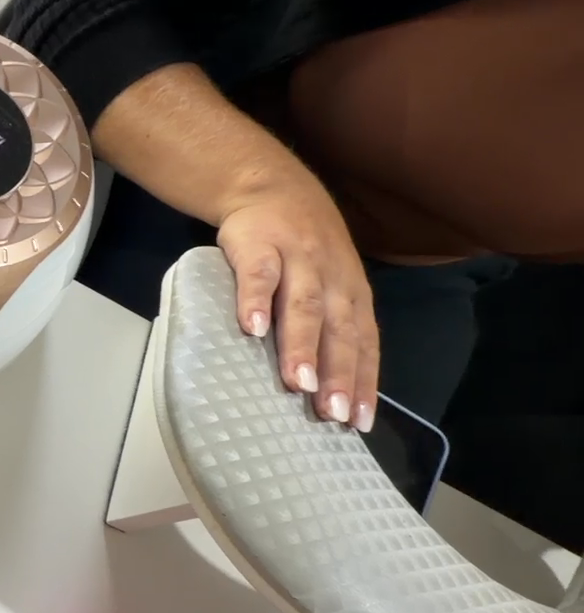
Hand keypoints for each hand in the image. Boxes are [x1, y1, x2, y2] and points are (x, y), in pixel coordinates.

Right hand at [216, 175, 379, 430]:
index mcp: (349, 294)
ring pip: (305, 308)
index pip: (363, 343)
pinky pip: (259, 278)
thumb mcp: (320, 283)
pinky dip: (256, 302)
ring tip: (296, 384)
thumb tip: (314, 380)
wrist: (271, 188)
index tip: (358, 423)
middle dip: (338, 374)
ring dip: (301, 347)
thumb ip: (320, 323)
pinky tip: (250, 329)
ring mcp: (298, 262)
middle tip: (332, 414)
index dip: (363, 382)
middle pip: (339, 332)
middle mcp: (333, 280)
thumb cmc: (295, 247)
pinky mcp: (259, 249)